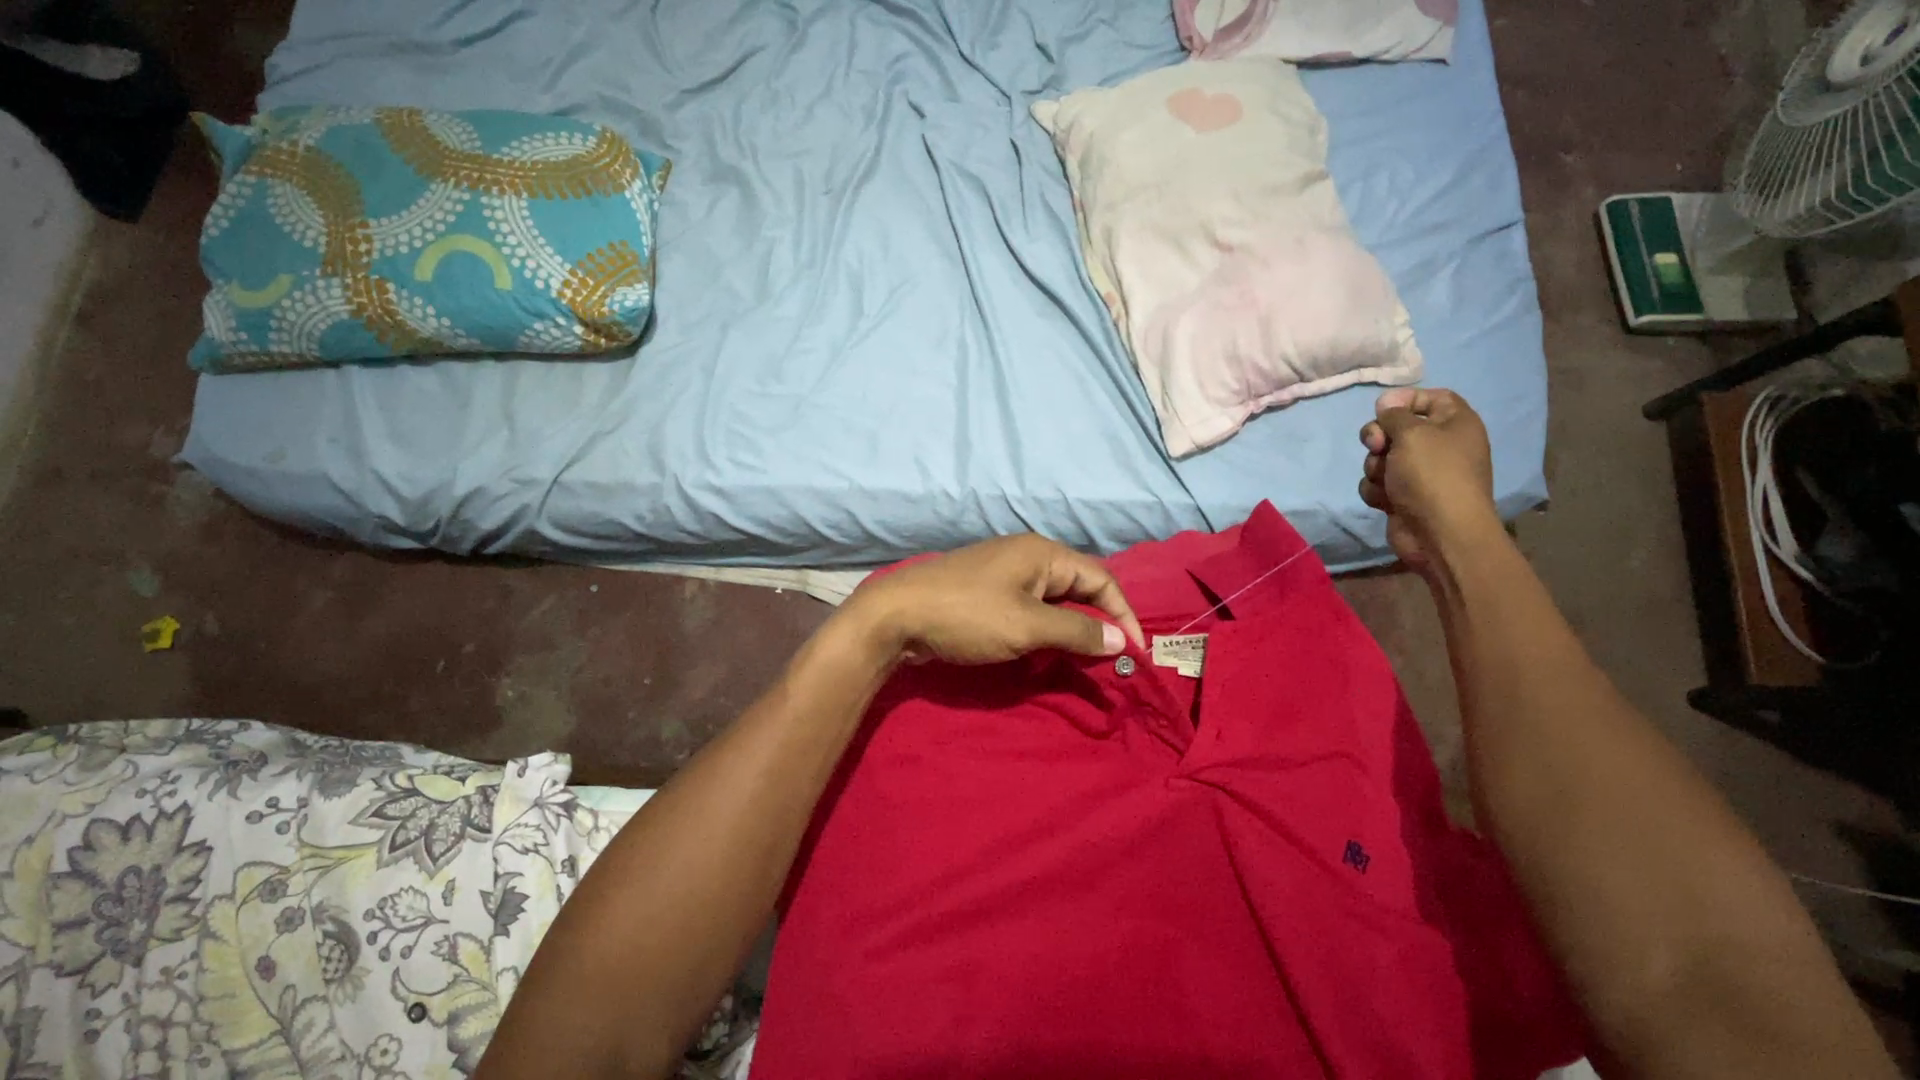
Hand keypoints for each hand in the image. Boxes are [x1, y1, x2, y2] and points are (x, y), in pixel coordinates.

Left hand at [839, 535, 1145, 665]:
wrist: (894, 616)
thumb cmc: (967, 616)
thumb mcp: (1028, 626)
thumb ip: (1078, 631)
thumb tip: (1121, 640)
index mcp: (1043, 554)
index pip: (1101, 578)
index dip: (1124, 615)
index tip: (1137, 653)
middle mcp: (1027, 557)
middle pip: (1079, 588)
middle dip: (1098, 624)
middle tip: (1111, 661)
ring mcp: (1004, 575)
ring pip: (1053, 602)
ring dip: (1070, 631)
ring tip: (1081, 663)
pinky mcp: (985, 594)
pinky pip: (1028, 611)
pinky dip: (1043, 632)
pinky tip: (1042, 655)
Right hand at [1358, 387, 1501, 574]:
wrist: (1440, 532)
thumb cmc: (1432, 475)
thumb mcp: (1412, 433)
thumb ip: (1394, 414)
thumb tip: (1386, 408)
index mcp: (1455, 424)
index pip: (1433, 397)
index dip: (1406, 398)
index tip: (1382, 407)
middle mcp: (1440, 446)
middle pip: (1398, 428)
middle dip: (1379, 436)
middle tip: (1376, 445)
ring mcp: (1420, 474)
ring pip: (1382, 457)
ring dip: (1375, 466)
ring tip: (1386, 480)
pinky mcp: (1403, 497)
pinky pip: (1379, 483)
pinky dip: (1377, 490)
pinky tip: (1385, 501)